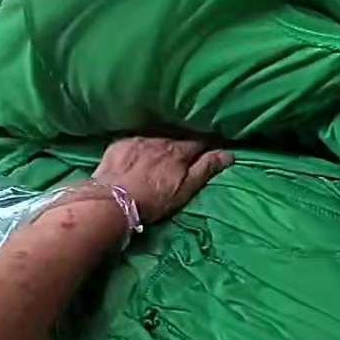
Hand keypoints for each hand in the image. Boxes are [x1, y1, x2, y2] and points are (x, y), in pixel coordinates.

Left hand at [91, 137, 232, 223]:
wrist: (112, 201)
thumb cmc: (153, 201)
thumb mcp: (185, 189)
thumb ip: (206, 169)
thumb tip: (228, 154)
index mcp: (179, 151)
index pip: (198, 141)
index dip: (204, 146)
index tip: (208, 150)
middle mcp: (160, 139)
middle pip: (176, 138)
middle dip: (181, 143)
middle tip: (180, 155)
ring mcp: (138, 140)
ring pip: (155, 137)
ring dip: (159, 143)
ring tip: (157, 155)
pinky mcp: (119, 144)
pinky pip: (134, 140)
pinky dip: (138, 146)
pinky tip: (135, 156)